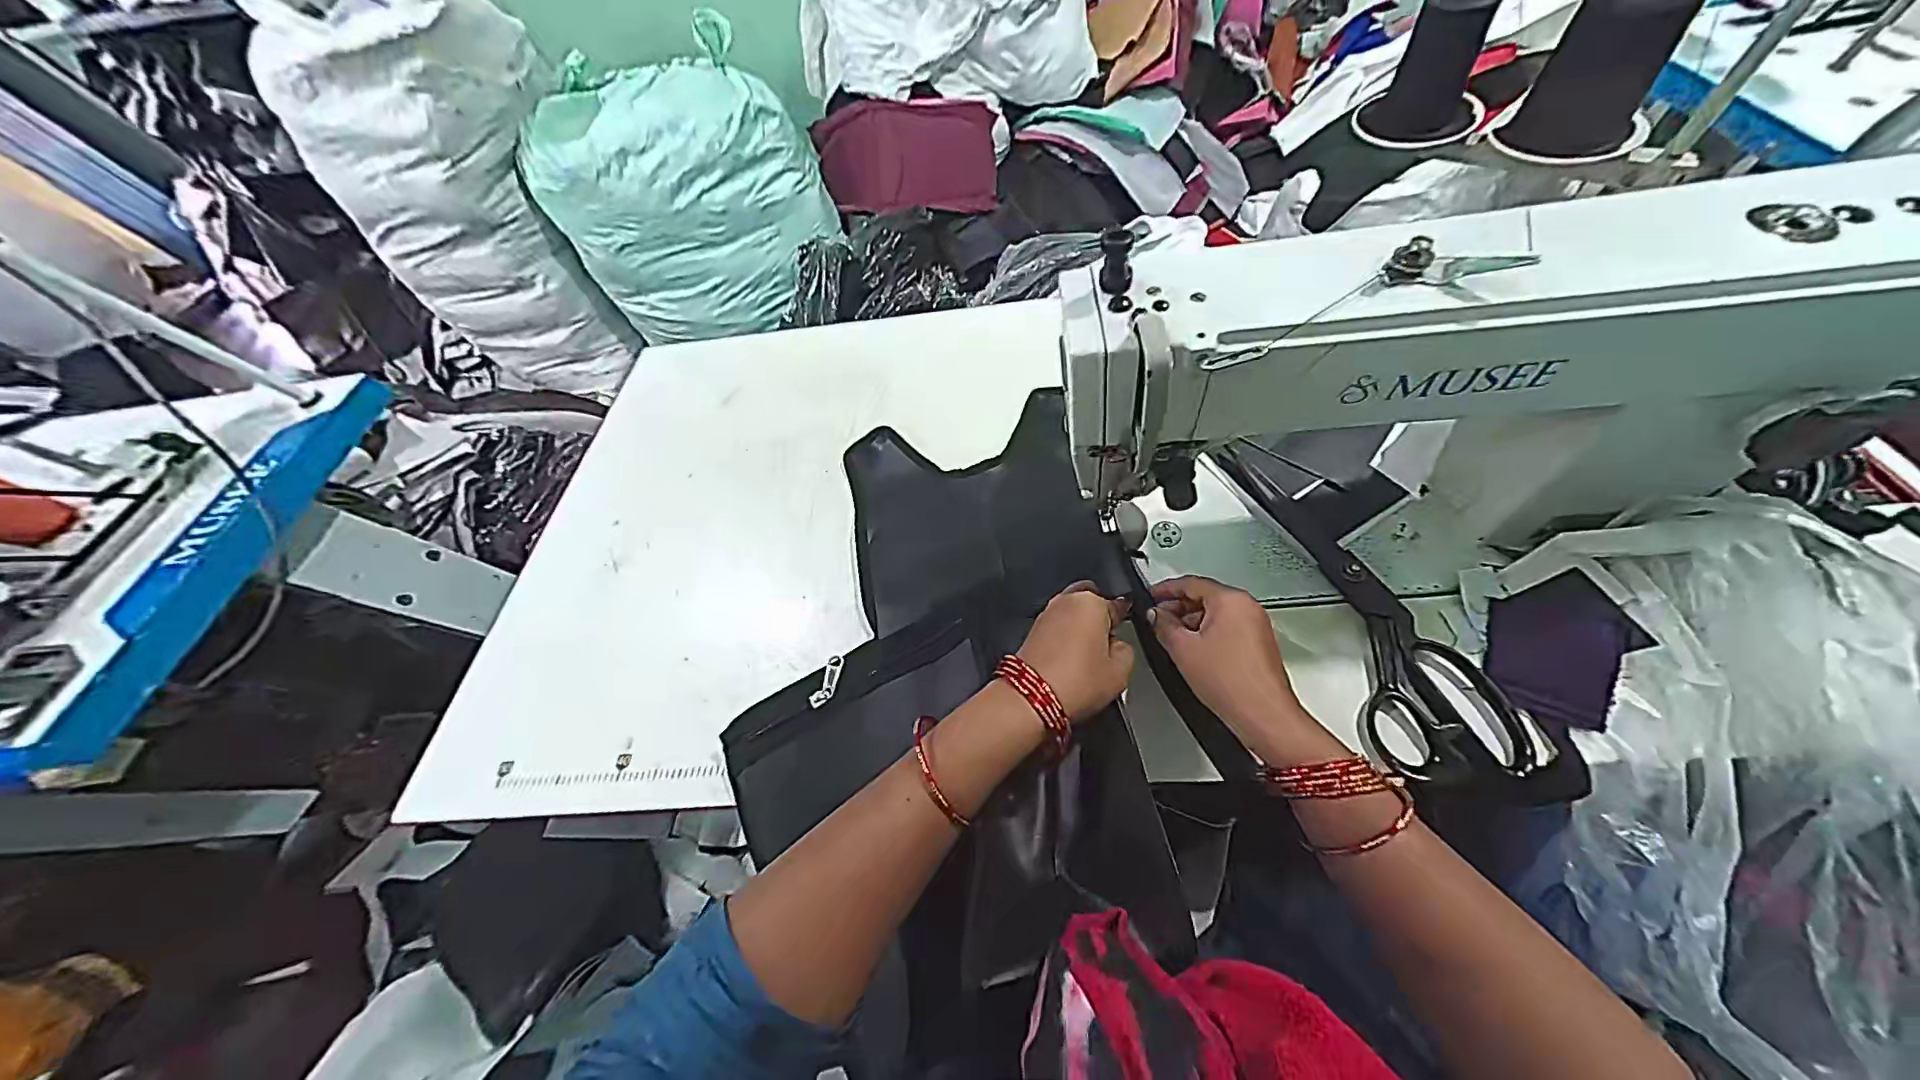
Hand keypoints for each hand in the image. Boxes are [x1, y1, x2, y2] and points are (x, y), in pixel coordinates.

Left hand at [1016, 583, 1133, 721]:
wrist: (1032, 698)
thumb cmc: (1073, 682)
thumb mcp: (1120, 672)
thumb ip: (1126, 650)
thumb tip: (1119, 646)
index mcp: (1091, 602)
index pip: (1117, 604)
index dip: (1123, 620)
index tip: (1124, 631)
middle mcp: (1066, 601)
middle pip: (1091, 604)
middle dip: (1099, 619)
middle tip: (1106, 646)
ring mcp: (1046, 615)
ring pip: (1071, 616)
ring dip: (1080, 629)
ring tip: (1087, 659)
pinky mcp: (1032, 631)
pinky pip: (1056, 629)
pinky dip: (1064, 640)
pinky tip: (1070, 662)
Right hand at [1149, 575, 1309, 735]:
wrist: (1263, 714)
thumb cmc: (1234, 683)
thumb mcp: (1182, 649)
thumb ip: (1163, 625)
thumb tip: (1156, 616)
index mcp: (1231, 600)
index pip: (1190, 583)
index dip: (1165, 589)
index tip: (1152, 596)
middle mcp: (1248, 608)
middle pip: (1204, 596)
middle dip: (1178, 607)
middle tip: (1158, 619)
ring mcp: (1256, 625)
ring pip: (1216, 614)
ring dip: (1192, 623)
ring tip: (1173, 640)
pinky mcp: (1258, 643)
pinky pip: (1228, 628)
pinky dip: (1208, 634)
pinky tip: (1194, 653)